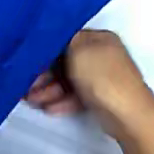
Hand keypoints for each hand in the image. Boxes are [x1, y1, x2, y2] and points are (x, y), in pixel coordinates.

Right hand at [25, 29, 153, 121]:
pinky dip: (62, 101)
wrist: (128, 114)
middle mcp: (101, 54)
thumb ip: (60, 40)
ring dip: (48, 90)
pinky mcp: (100, 96)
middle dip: (43, 75)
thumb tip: (50, 40)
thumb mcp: (77, 49)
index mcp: (99, 38)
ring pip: (68, 80)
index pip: (65, 40)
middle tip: (26, 87)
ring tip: (33, 101)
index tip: (26, 63)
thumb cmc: (101, 77)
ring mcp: (102, 77)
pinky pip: (75, 95)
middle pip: (64, 62)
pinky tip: (49, 109)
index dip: (44, 51)